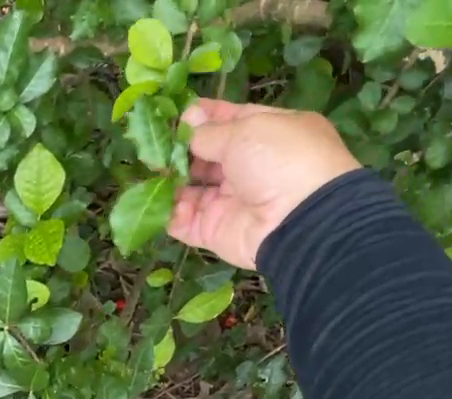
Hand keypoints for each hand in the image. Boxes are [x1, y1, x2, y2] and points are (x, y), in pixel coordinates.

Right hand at [166, 100, 361, 269]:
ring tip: (154, 175)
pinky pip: (185, 223)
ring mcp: (230, 201)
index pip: (230, 121)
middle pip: (206, 157)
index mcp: (267, 135)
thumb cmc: (279, 160)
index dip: (204, 116)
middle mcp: (248, 167)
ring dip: (171, 183)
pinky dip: (172, 215)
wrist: (297, 219)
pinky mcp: (215, 231)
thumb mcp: (245, 131)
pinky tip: (166, 205)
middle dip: (181, 152)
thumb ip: (210, 131)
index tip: (177, 114)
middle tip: (155, 148)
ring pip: (191, 190)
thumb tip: (187, 120)